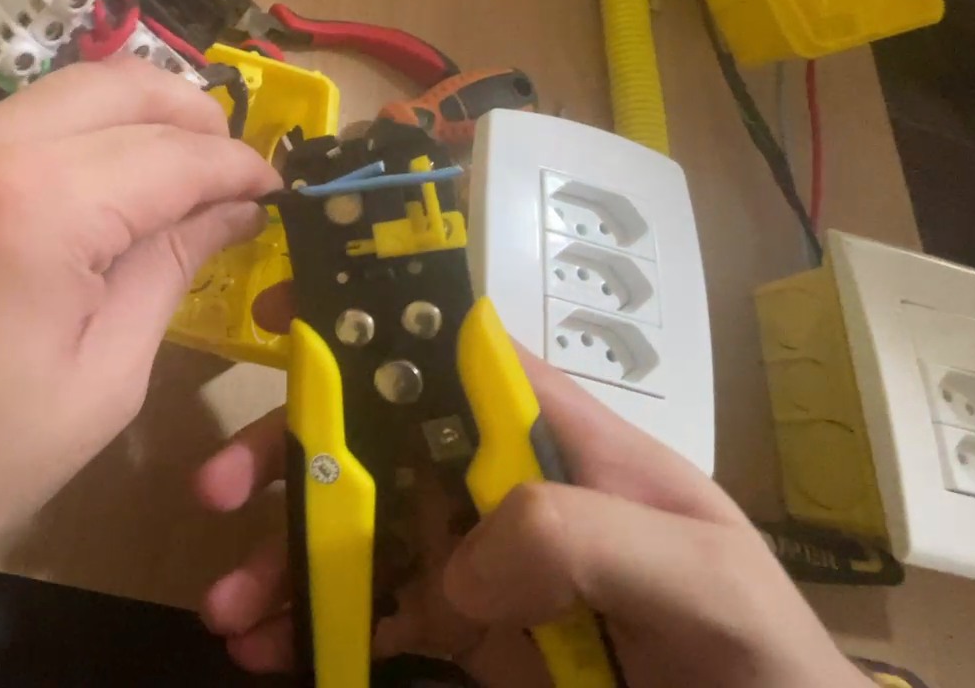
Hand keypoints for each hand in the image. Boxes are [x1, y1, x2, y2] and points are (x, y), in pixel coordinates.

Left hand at [0, 59, 279, 579]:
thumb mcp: (102, 380)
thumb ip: (170, 268)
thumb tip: (229, 208)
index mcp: (36, 209)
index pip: (170, 154)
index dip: (235, 165)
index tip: (273, 185)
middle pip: (120, 84)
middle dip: (192, 113)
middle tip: (230, 164)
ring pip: (68, 89)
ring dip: (135, 116)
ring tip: (177, 169)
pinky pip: (19, 118)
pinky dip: (78, 132)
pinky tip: (103, 177)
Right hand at [196, 333, 869, 687]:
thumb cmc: (759, 661)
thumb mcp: (700, 576)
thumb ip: (578, 535)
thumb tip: (452, 563)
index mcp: (546, 432)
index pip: (442, 351)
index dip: (360, 325)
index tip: (277, 320)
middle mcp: (490, 478)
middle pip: (368, 438)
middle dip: (285, 455)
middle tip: (215, 490)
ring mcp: (467, 555)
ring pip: (350, 527)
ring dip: (279, 554)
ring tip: (230, 609)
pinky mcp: (455, 629)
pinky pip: (365, 612)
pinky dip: (309, 625)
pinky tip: (266, 648)